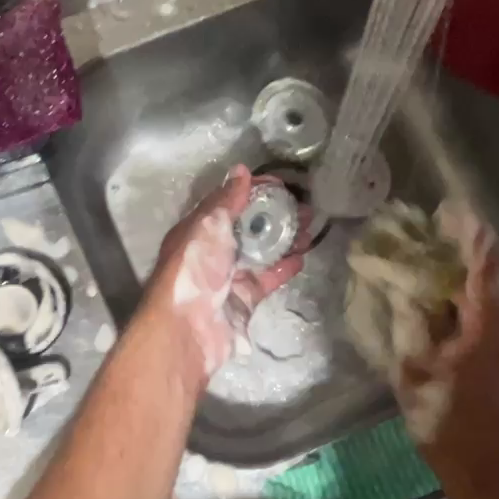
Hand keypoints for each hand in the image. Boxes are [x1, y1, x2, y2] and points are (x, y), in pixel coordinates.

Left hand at [140, 164, 305, 385]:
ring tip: (310, 228)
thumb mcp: (207, 226)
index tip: (283, 185)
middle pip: (248, 228)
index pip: (228, 202)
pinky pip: (267, 279)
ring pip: (261, 253)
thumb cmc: (194, 269)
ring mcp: (229, 277)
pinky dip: (284, 268)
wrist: (188, 328)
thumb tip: (242, 171)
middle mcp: (213, 251)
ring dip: (285, 240)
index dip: (254, 191)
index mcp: (198, 230)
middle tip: (304, 208)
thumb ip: (226, 201)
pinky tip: (302, 257)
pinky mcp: (244, 300)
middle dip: (275, 217)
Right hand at [402, 224, 498, 498]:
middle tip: (423, 246)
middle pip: (488, 278)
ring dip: (460, 288)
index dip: (468, 231)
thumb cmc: (447, 421)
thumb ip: (409, 325)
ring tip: (424, 280)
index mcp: (489, 322)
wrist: (490, 470)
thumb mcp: (414, 373)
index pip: (485, 260)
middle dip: (458, 258)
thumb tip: (402, 290)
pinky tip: (439, 318)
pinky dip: (467, 311)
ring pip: (488, 302)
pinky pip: (491, 321)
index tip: (447, 210)